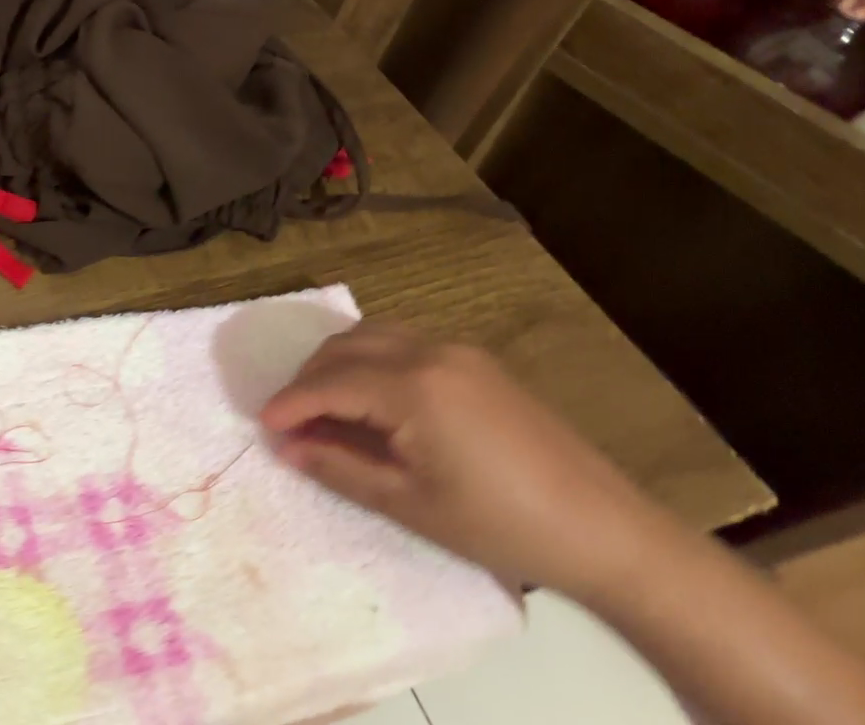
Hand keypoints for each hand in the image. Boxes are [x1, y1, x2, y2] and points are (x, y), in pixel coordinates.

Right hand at [259, 325, 675, 595]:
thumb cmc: (498, 524)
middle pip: (345, 347)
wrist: (603, 529)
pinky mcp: (478, 362)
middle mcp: (431, 352)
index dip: (290, 403)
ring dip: (337, 364)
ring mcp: (459, 351)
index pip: (329, 383)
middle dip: (307, 378)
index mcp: (413, 387)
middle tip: (288, 419)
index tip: (261, 425)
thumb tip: (287, 446)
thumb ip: (338, 466)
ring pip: (373, 336)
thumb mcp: (407, 502)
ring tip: (322, 407)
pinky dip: (371, 360)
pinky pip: (404, 343)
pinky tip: (369, 397)